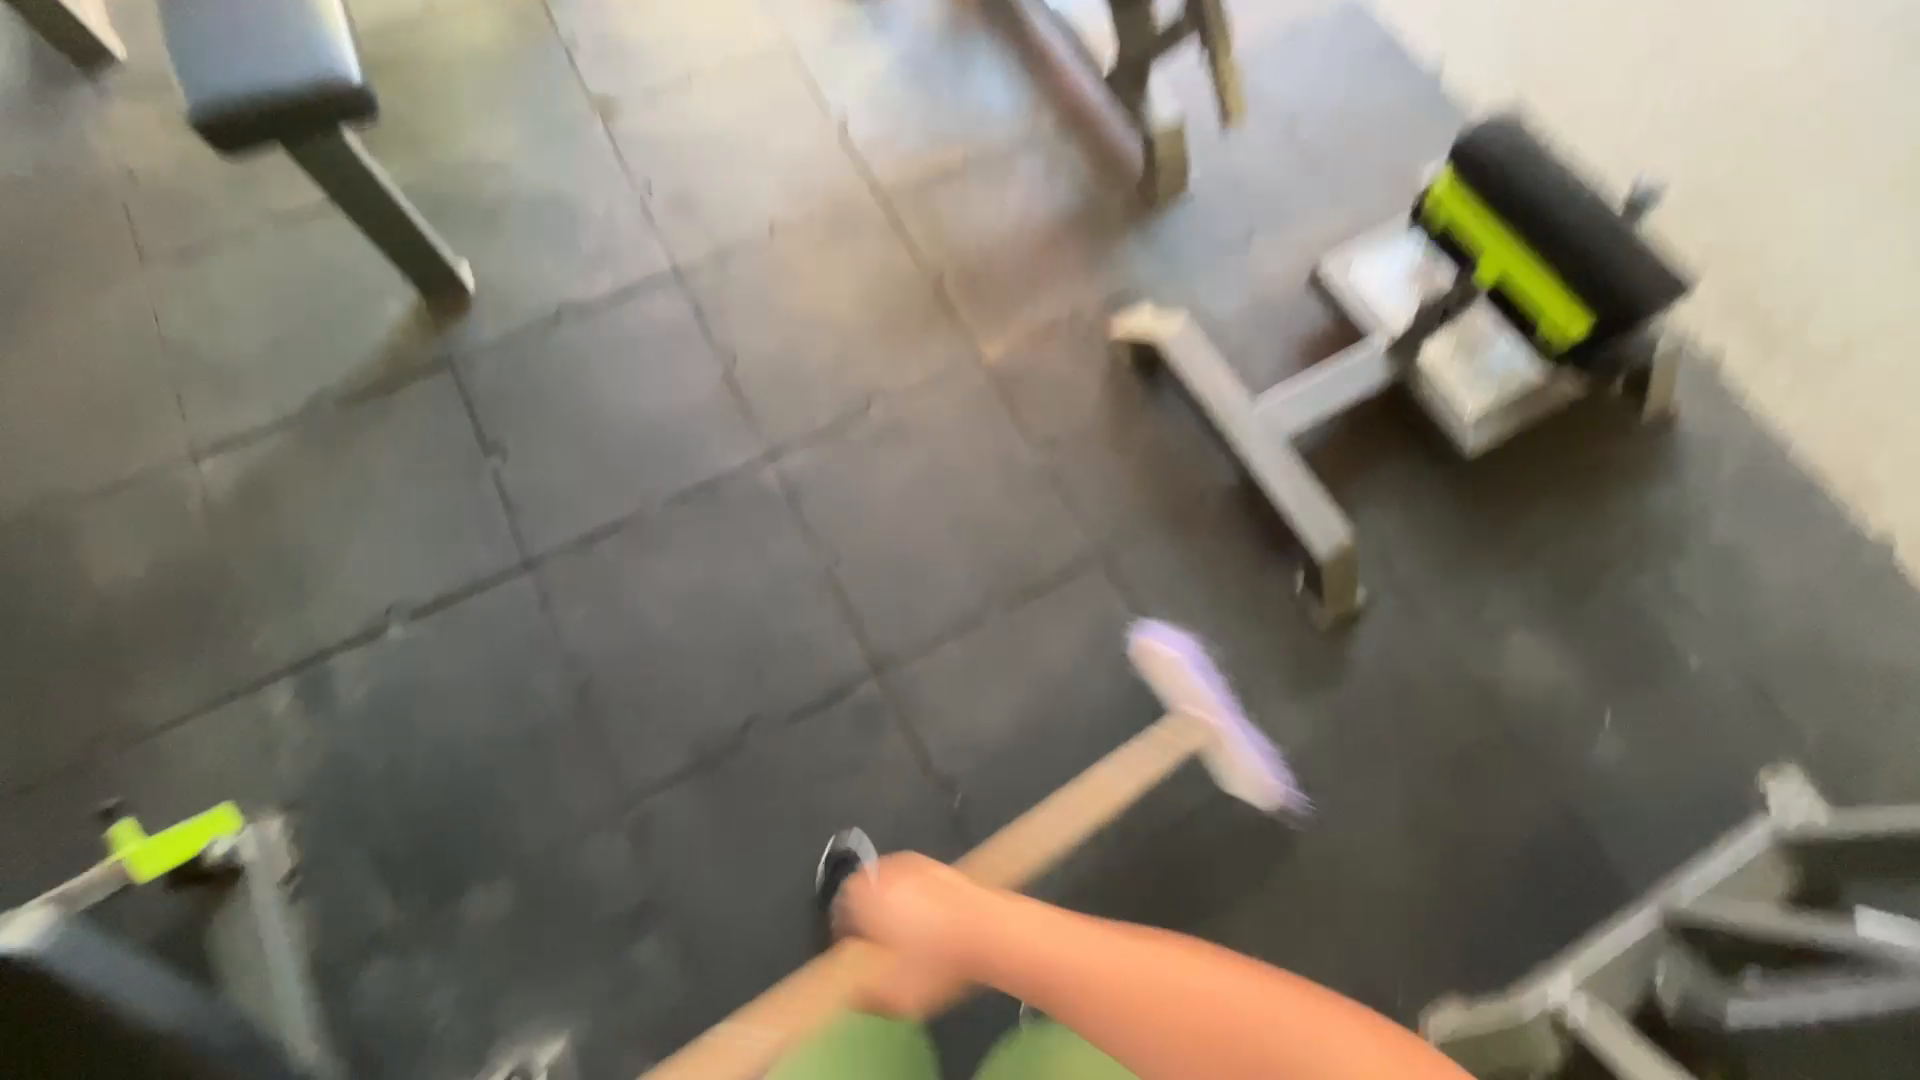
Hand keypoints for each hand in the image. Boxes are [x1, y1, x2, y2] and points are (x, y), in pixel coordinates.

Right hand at [834, 853, 998, 1015]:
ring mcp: (910, 862)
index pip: (838, 924)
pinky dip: (919, 906)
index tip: (866, 968)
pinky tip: (936, 931)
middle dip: (872, 930)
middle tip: (891, 959)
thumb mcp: (888, 994)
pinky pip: (915, 889)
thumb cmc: (934, 961)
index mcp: (859, 894)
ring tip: (918, 947)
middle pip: (863, 905)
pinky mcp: (935, 865)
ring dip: (896, 917)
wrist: (989, 930)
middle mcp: (880, 870)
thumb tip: (852, 989)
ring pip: (890, 896)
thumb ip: (859, 991)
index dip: (850, 951)